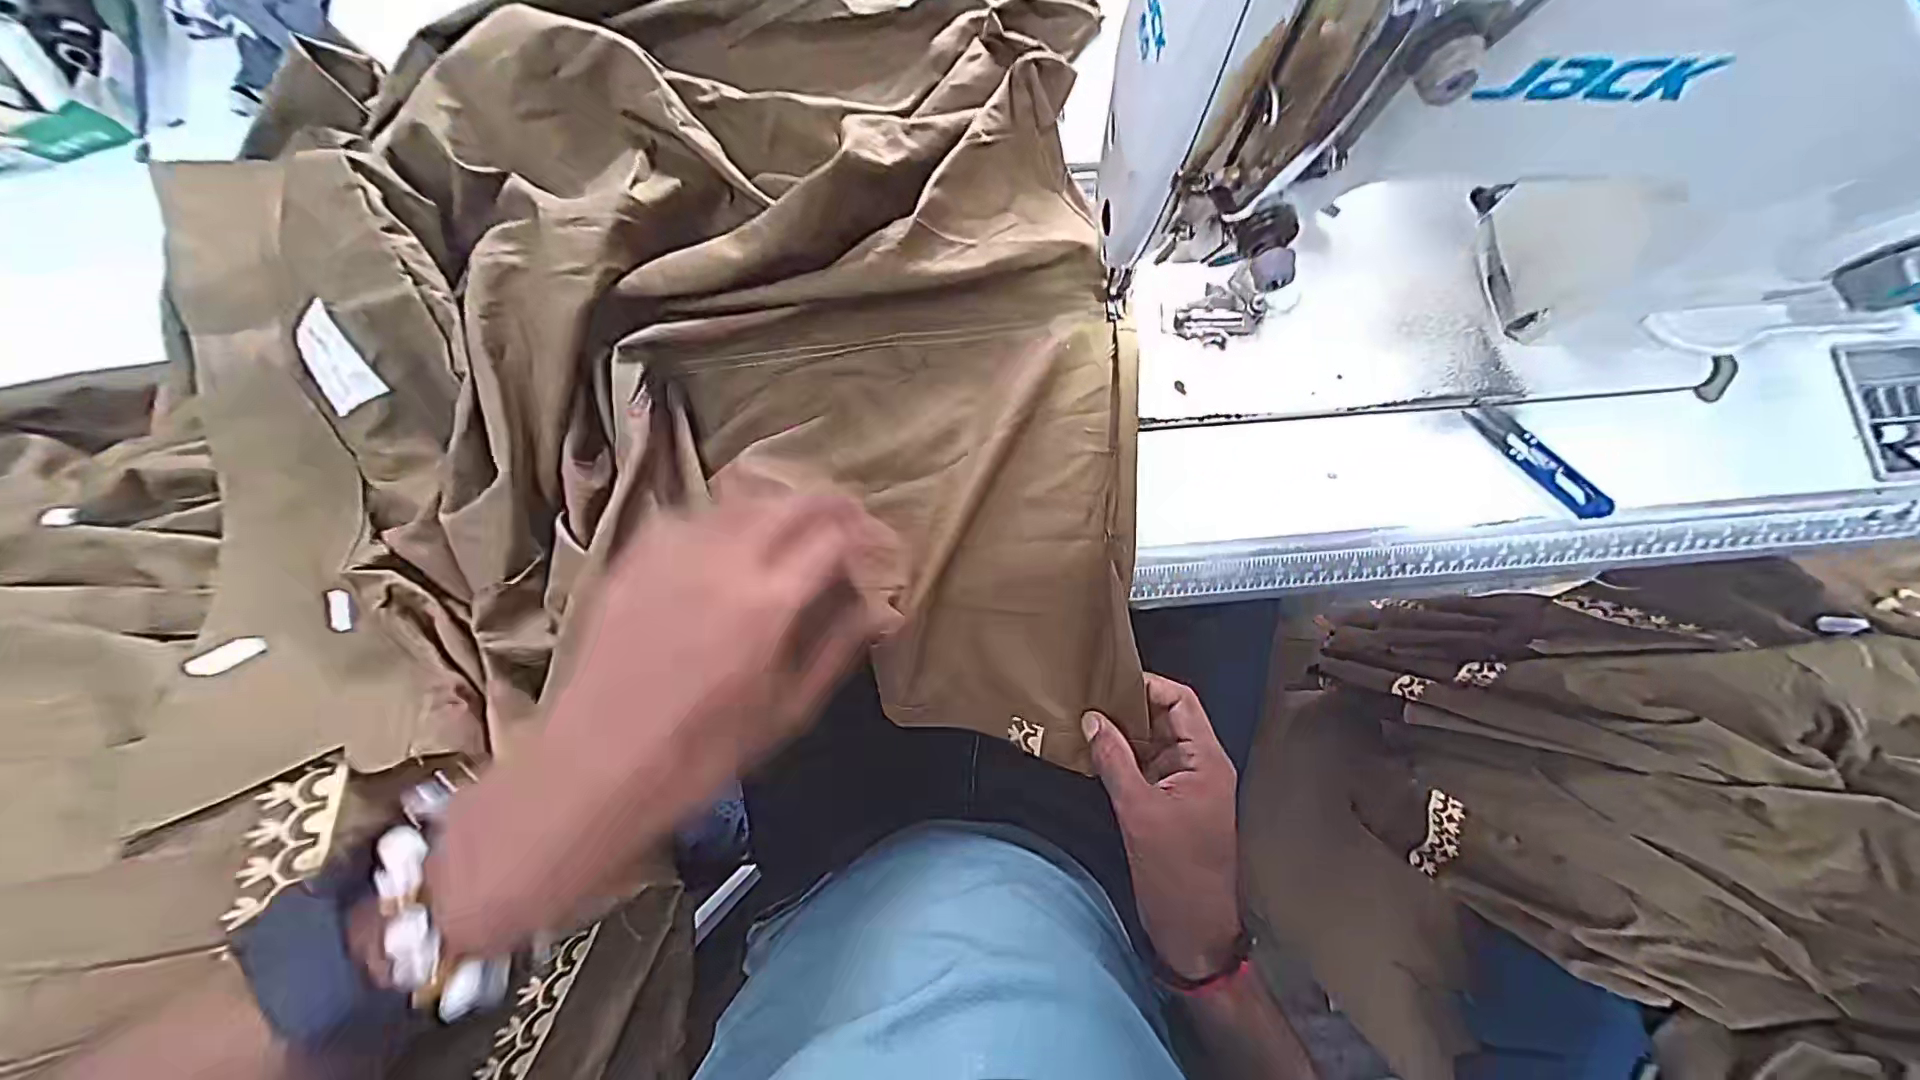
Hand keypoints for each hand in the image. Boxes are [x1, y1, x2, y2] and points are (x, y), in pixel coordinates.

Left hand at [430, 487, 900, 957]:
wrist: (594, 767)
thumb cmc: (704, 752)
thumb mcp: (787, 711)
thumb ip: (838, 648)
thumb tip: (883, 610)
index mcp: (769, 604)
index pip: (833, 537)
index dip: (863, 531)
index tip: (875, 540)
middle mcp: (724, 562)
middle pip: (789, 503)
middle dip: (829, 503)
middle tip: (846, 518)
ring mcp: (671, 554)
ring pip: (739, 500)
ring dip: (778, 504)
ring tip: (793, 523)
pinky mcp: (633, 559)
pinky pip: (689, 514)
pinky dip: (724, 516)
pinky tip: (727, 537)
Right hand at [1083, 674, 1241, 979]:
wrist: (1196, 932)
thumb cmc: (1176, 873)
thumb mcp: (1139, 811)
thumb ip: (1114, 760)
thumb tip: (1093, 719)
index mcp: (1205, 760)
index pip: (1181, 701)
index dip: (1148, 686)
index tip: (1109, 683)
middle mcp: (1199, 765)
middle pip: (1166, 717)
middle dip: (1129, 707)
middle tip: (1088, 700)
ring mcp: (1185, 783)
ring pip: (1153, 741)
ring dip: (1122, 732)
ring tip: (1086, 721)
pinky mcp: (1170, 801)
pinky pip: (1145, 765)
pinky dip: (1122, 756)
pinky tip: (1095, 752)